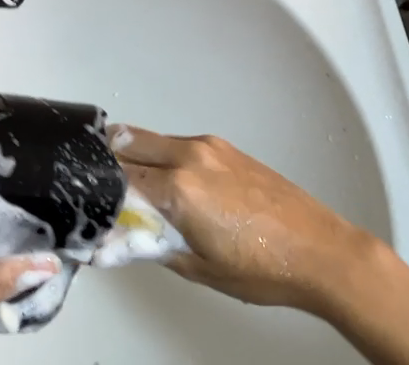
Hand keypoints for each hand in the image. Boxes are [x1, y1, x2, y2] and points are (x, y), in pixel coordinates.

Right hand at [113, 126, 408, 364]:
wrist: (323, 252)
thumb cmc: (262, 270)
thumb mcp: (198, 268)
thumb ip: (151, 245)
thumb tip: (115, 241)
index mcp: (177, 188)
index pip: (118, 176)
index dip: (97, 187)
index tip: (86, 198)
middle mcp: (188, 156)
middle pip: (127, 142)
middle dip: (108, 160)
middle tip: (98, 184)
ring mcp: (208, 147)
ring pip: (153, 139)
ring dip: (136, 155)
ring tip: (134, 187)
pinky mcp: (225, 147)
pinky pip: (178, 144)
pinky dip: (163, 156)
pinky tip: (171, 184)